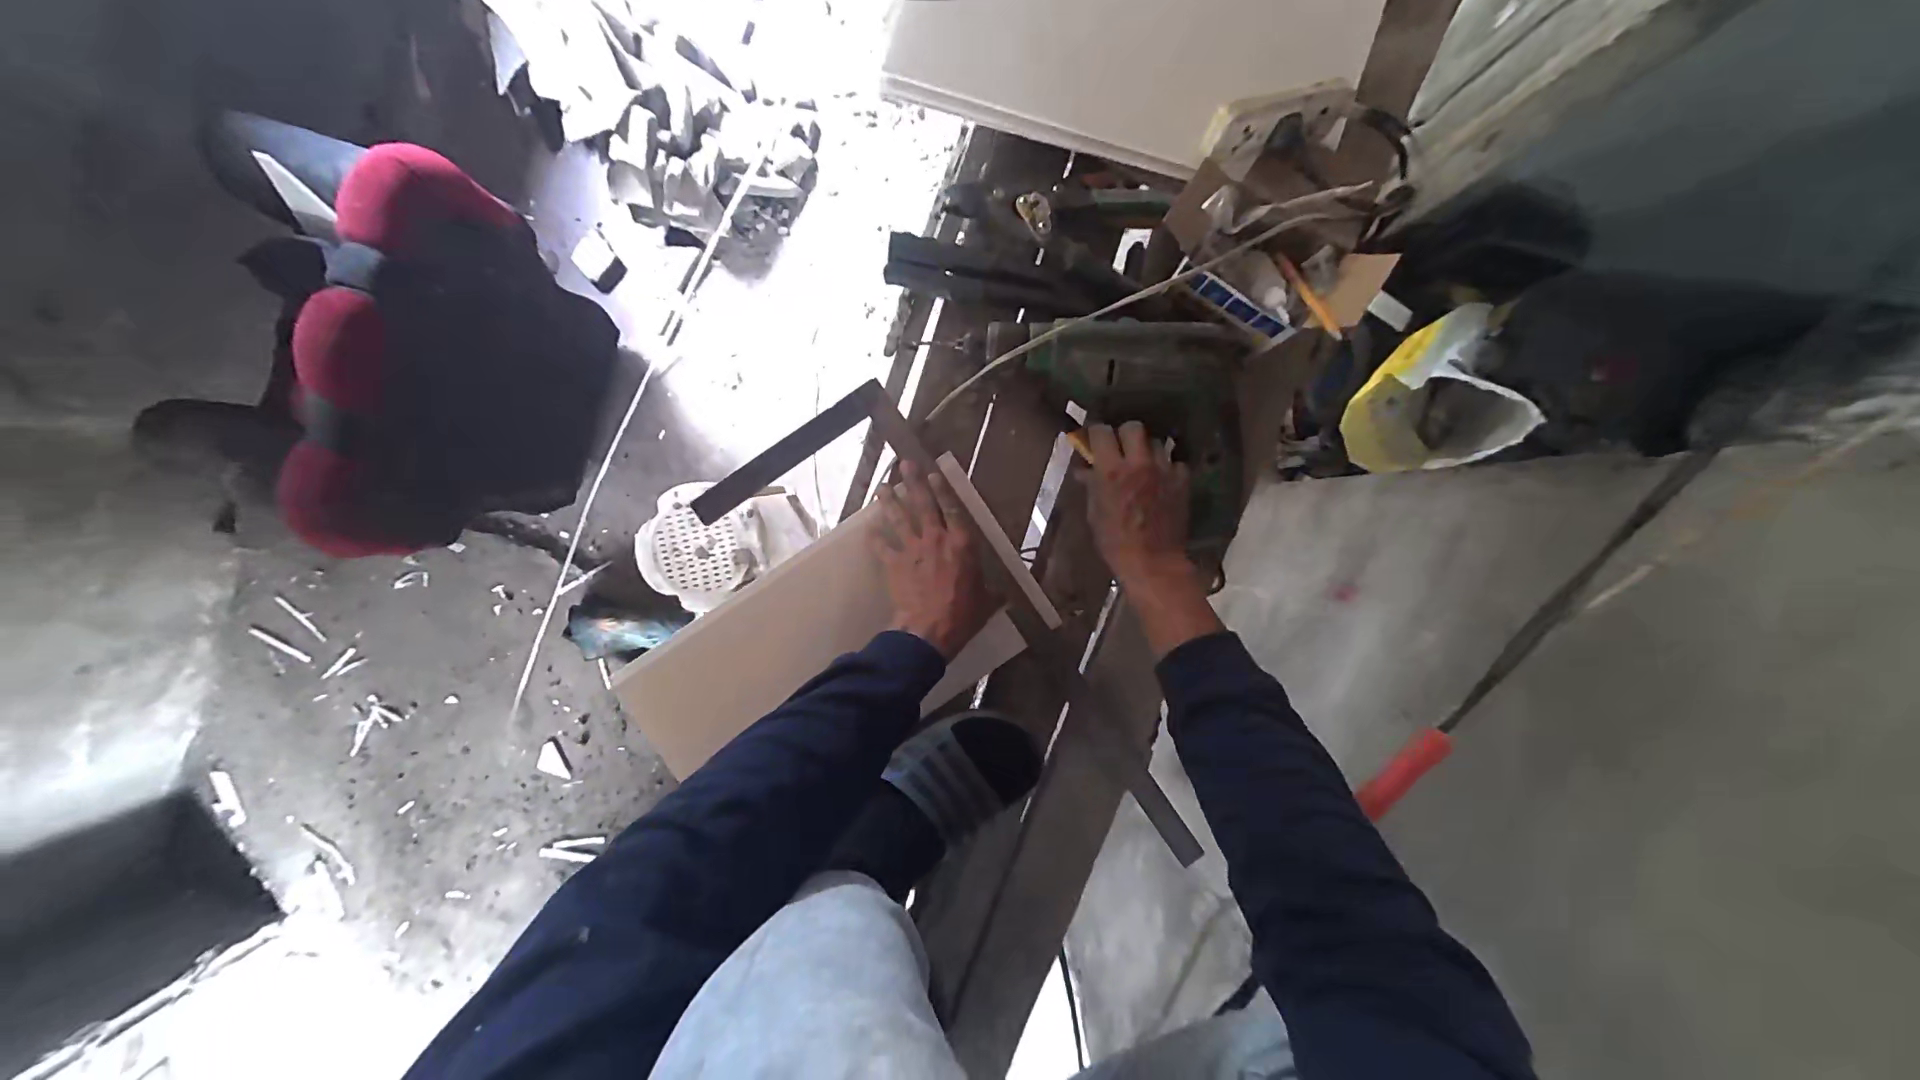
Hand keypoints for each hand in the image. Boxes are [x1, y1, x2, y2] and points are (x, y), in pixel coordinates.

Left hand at [871, 461, 993, 659]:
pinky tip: (868, 527)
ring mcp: (912, 550)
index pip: (954, 509)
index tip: (935, 473)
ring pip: (899, 519)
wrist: (929, 631)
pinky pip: (882, 547)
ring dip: (889, 502)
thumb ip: (994, 592)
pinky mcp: (894, 564)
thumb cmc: (963, 614)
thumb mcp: (987, 601)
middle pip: (923, 504)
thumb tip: (1007, 595)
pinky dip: (874, 537)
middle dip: (913, 482)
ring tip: (882, 489)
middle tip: (905, 464)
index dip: (944, 489)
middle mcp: (936, 539)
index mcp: (962, 544)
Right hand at [1084, 422, 1196, 586]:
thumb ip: (1091, 486)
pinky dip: (1167, 467)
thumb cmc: (1114, 541)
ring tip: (1143, 465)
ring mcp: (1164, 470)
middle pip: (1134, 427)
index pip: (1102, 432)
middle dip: (1125, 434)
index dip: (1096, 432)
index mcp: (1111, 471)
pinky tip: (1161, 480)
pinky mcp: (1182, 482)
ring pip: (1157, 442)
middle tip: (1121, 448)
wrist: (1152, 561)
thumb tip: (1085, 470)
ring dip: (1147, 450)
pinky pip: (1175, 462)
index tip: (1094, 439)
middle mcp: (1139, 464)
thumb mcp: (1094, 513)